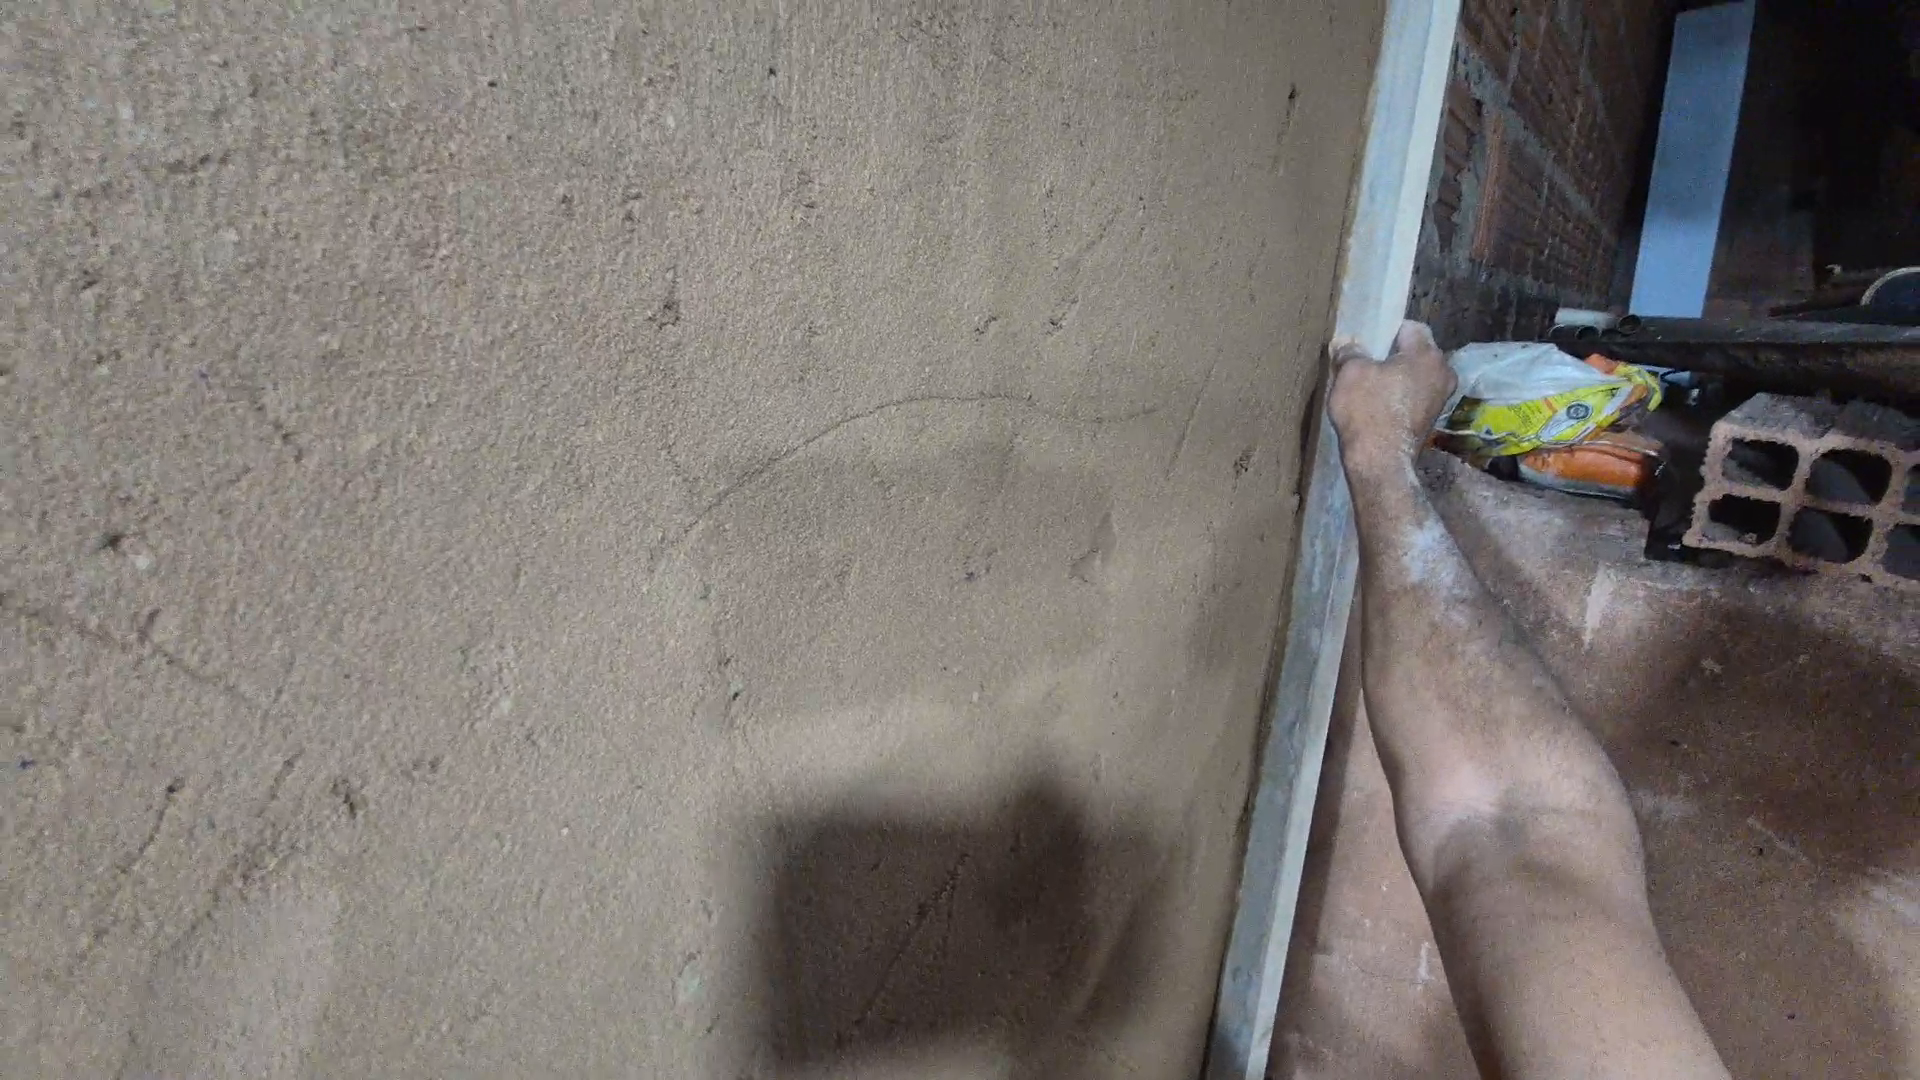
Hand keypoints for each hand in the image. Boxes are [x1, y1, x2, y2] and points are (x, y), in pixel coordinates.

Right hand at [1327, 320, 1456, 480]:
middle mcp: (1443, 371)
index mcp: (1427, 354)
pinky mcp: (1431, 418)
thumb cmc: (1367, 409)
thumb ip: (1350, 352)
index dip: (1387, 331)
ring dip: (1396, 378)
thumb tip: (1346, 343)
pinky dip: (1399, 398)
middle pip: (1415, 353)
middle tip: (1365, 365)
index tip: (1367, 342)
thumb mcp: (1350, 373)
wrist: (1380, 459)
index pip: (1411, 327)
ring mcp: (1441, 397)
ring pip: (1415, 376)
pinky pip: (1414, 397)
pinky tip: (1379, 408)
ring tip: (1370, 389)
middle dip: (1392, 356)